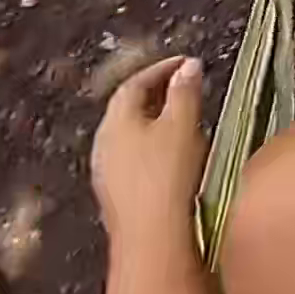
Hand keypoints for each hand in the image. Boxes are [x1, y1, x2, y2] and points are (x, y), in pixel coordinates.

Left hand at [92, 56, 206, 244]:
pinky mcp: (118, 188)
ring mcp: (108, 168)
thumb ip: (185, 93)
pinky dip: (154, 136)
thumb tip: (189, 65)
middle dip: (157, 90)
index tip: (186, 61)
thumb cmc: (167, 172)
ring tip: (184, 110)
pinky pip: (134, 150)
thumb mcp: (182, 125)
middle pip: (128, 107)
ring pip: (131, 130)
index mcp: (116, 123)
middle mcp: (104, 143)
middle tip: (186, 81)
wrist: (150, 232)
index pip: (133, 85)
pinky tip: (173, 146)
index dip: (160, 69)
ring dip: (156, 115)